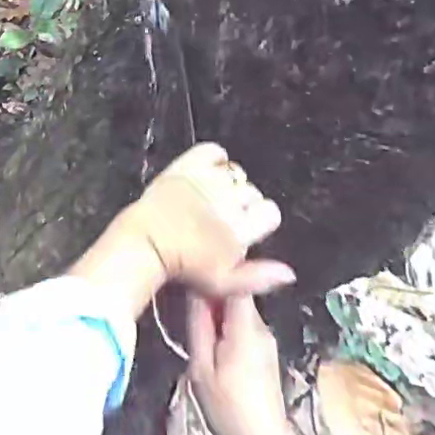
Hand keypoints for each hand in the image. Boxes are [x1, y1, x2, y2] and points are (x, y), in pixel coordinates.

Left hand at [68, 144, 294, 315]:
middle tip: (224, 216)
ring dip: (229, 183)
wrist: (145, 244)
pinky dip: (216, 157)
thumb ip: (259, 277)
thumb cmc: (182, 267)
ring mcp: (207, 181)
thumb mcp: (223, 284)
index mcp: (240, 230)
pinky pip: (212, 150)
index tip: (247, 225)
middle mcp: (228, 202)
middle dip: (243, 204)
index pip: (270, 212)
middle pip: (252, 193)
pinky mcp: (188, 166)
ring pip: (235, 173)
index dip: (261, 219)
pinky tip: (211, 169)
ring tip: (215, 196)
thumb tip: (288, 273)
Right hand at [187, 295, 293, 434]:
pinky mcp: (268, 353)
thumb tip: (195, 292)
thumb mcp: (201, 367)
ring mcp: (267, 340)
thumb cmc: (228, 409)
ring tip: (204, 336)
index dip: (215, 278)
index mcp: (246, 328)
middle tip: (193, 315)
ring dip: (222, 316)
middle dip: (215, 300)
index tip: (196, 283)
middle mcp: (262, 328)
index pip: (236, 283)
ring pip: (240, 312)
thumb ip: (199, 325)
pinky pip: (246, 328)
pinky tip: (219, 351)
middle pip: (237, 296)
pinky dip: (230, 331)